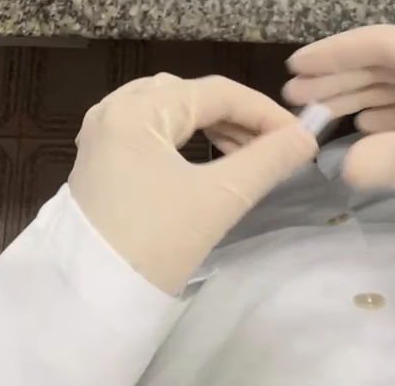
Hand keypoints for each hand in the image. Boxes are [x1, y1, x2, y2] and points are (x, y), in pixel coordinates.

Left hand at [69, 74, 318, 293]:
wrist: (87, 302)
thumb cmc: (154, 245)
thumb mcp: (217, 200)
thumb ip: (267, 161)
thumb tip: (307, 137)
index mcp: (137, 108)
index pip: (215, 92)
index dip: (264, 111)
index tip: (301, 135)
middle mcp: (116, 107)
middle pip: (192, 95)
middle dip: (238, 118)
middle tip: (277, 147)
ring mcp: (104, 130)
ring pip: (172, 109)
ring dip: (213, 125)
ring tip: (248, 152)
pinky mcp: (101, 154)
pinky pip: (153, 127)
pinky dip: (185, 135)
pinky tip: (209, 154)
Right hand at [283, 24, 394, 236]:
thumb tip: (341, 165)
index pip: (382, 43)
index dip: (336, 51)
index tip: (297, 66)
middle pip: (384, 63)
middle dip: (339, 76)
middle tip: (295, 96)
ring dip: (356, 97)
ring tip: (315, 112)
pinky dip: (383, 116)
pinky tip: (362, 129)